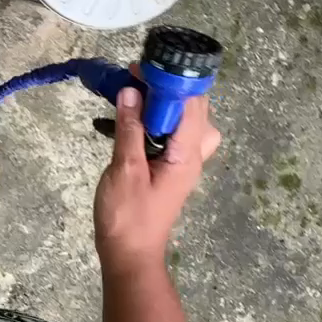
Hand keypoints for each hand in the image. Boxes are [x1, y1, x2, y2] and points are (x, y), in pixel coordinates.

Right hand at [93, 85, 220, 272]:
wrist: (128, 253)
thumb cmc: (127, 215)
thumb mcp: (124, 169)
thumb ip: (130, 129)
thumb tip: (132, 92)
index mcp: (186, 156)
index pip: (192, 108)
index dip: (172, 82)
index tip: (144, 68)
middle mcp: (192, 156)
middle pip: (197, 111)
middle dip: (172, 88)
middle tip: (139, 78)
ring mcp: (182, 163)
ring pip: (188, 123)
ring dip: (166, 104)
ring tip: (138, 95)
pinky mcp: (169, 168)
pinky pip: (172, 135)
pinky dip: (157, 120)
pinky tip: (133, 120)